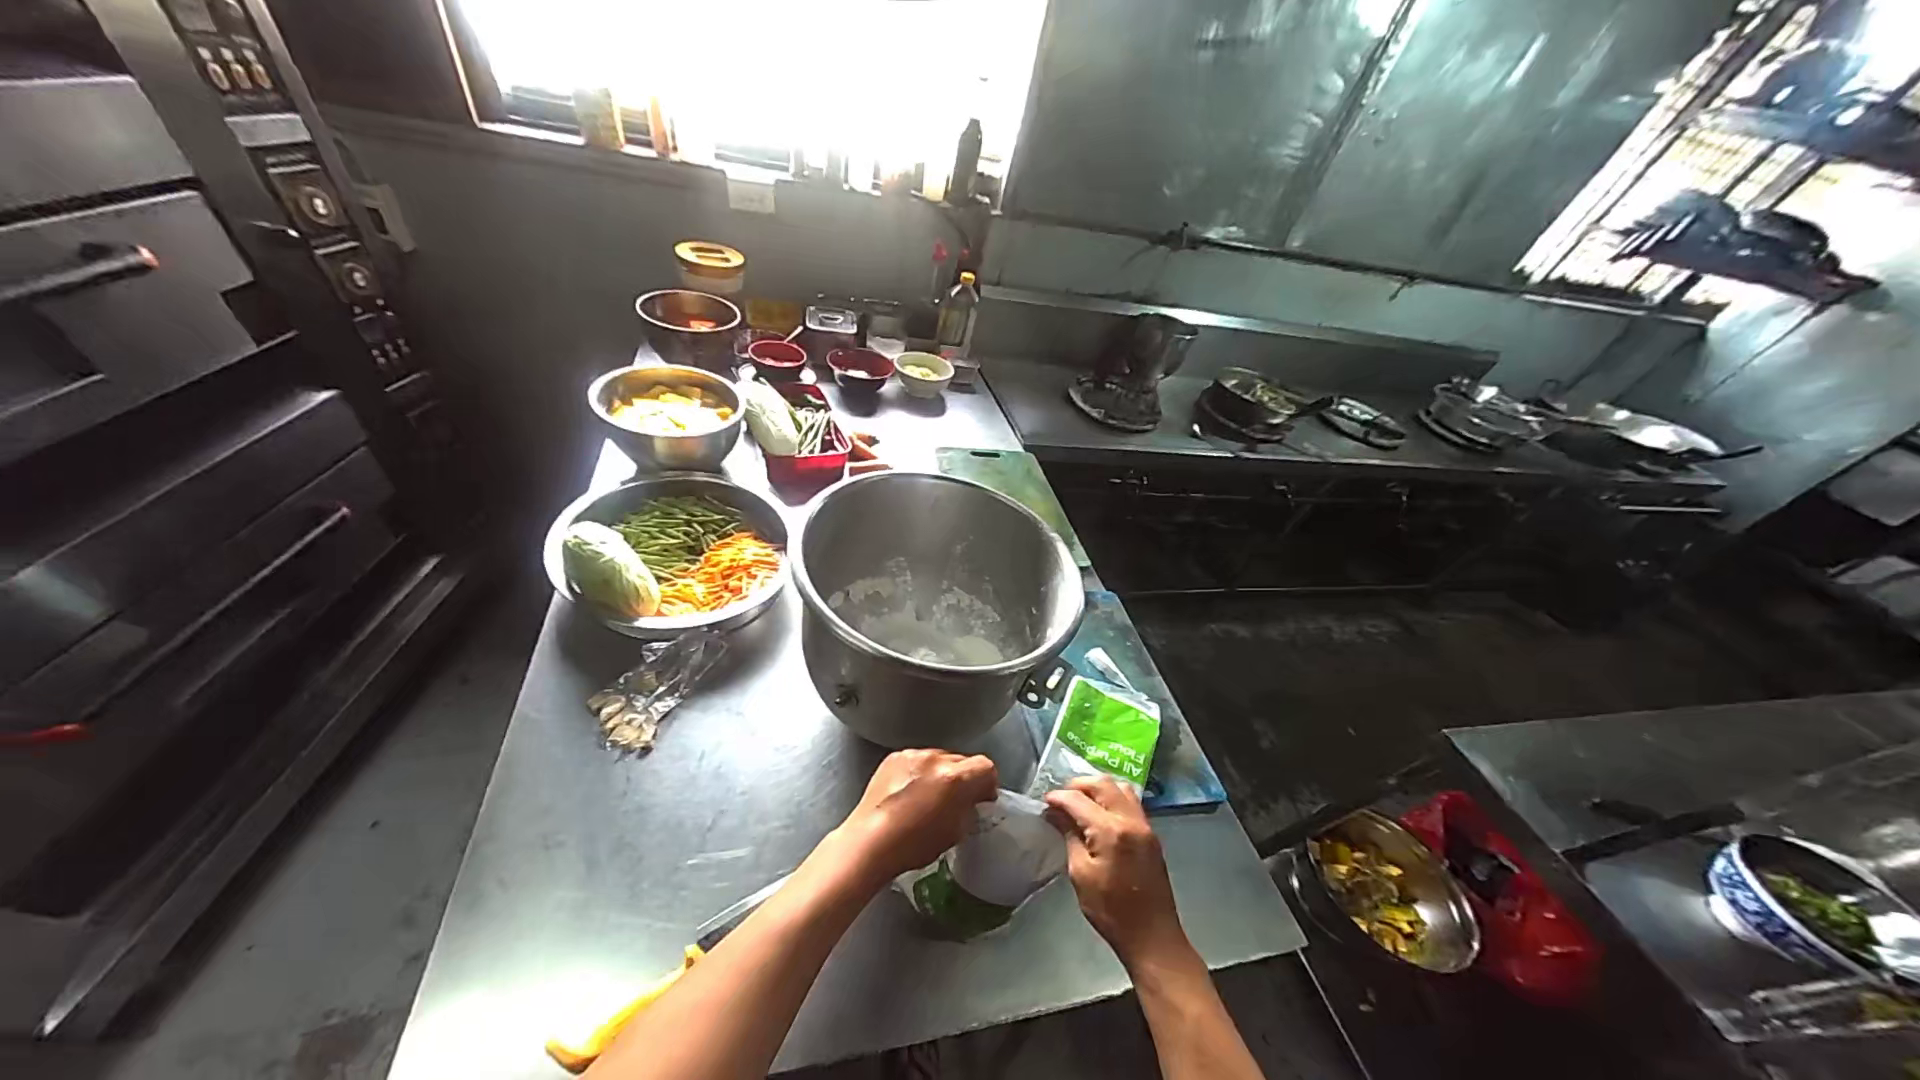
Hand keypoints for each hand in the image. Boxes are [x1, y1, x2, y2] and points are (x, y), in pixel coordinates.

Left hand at [835, 749, 996, 883]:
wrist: (871, 842)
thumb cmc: (912, 845)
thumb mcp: (956, 832)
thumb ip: (970, 808)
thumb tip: (971, 800)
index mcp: (955, 778)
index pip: (986, 766)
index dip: (987, 783)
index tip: (982, 797)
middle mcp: (935, 759)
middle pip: (963, 759)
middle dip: (963, 777)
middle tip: (956, 801)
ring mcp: (912, 755)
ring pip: (939, 757)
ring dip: (941, 773)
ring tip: (929, 798)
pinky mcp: (894, 757)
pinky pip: (917, 759)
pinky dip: (919, 772)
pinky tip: (910, 793)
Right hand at [1044, 776, 1187, 966]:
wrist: (1152, 936)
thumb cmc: (1110, 910)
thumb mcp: (1080, 874)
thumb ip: (1069, 836)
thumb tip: (1056, 814)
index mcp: (1110, 830)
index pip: (1078, 800)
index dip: (1058, 797)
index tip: (1045, 802)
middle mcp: (1130, 820)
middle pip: (1102, 783)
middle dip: (1078, 785)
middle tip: (1062, 798)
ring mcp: (1145, 825)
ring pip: (1120, 787)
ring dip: (1098, 788)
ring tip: (1081, 802)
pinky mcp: (1151, 834)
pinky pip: (1131, 801)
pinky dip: (1113, 798)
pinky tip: (1100, 812)